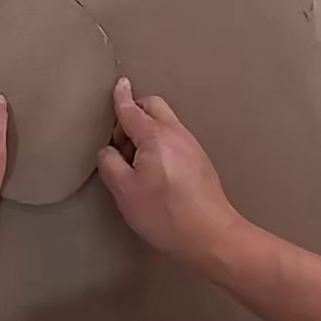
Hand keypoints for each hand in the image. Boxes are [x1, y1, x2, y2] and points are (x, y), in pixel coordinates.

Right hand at [97, 78, 244, 259]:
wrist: (212, 236)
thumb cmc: (165, 214)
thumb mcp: (125, 191)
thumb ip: (110, 163)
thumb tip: (108, 150)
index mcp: (155, 136)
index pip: (132, 110)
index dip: (121, 98)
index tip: (119, 84)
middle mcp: (176, 134)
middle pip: (153, 106)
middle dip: (134, 110)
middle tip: (119, 137)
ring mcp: (192, 146)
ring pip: (165, 121)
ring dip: (146, 128)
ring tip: (134, 160)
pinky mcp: (200, 160)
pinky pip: (174, 137)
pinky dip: (159, 141)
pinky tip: (154, 169)